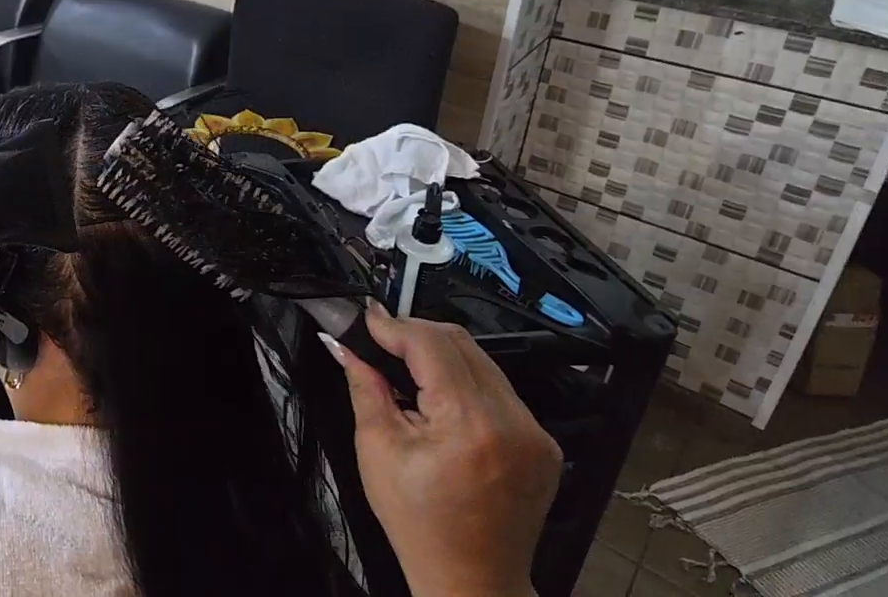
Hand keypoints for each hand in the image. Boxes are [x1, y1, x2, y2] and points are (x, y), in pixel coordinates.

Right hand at [322, 304, 560, 596]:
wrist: (472, 579)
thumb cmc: (416, 519)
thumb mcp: (376, 447)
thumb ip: (365, 385)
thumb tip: (345, 343)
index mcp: (471, 424)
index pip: (431, 344)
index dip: (393, 325)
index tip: (364, 318)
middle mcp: (514, 422)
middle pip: (460, 343)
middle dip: (415, 333)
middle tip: (378, 339)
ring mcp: (535, 432)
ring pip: (481, 360)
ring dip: (439, 353)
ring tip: (404, 367)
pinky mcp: (542, 442)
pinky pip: (498, 387)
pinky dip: (463, 378)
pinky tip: (438, 397)